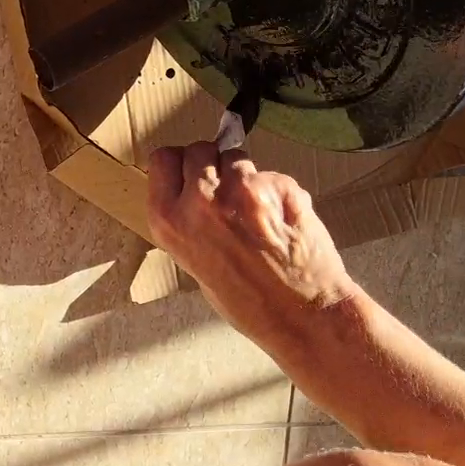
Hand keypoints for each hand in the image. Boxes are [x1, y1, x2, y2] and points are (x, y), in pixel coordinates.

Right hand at [147, 142, 355, 344]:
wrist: (302, 316)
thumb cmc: (248, 302)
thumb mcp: (192, 263)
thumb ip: (187, 221)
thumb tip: (194, 190)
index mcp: (168, 221)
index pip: (162, 159)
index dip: (179, 162)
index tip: (190, 170)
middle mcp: (197, 201)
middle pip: (197, 149)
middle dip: (213, 162)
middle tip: (227, 189)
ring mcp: (236, 191)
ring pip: (235, 156)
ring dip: (245, 174)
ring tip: (257, 210)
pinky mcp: (274, 187)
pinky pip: (270, 174)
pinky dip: (277, 190)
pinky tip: (283, 219)